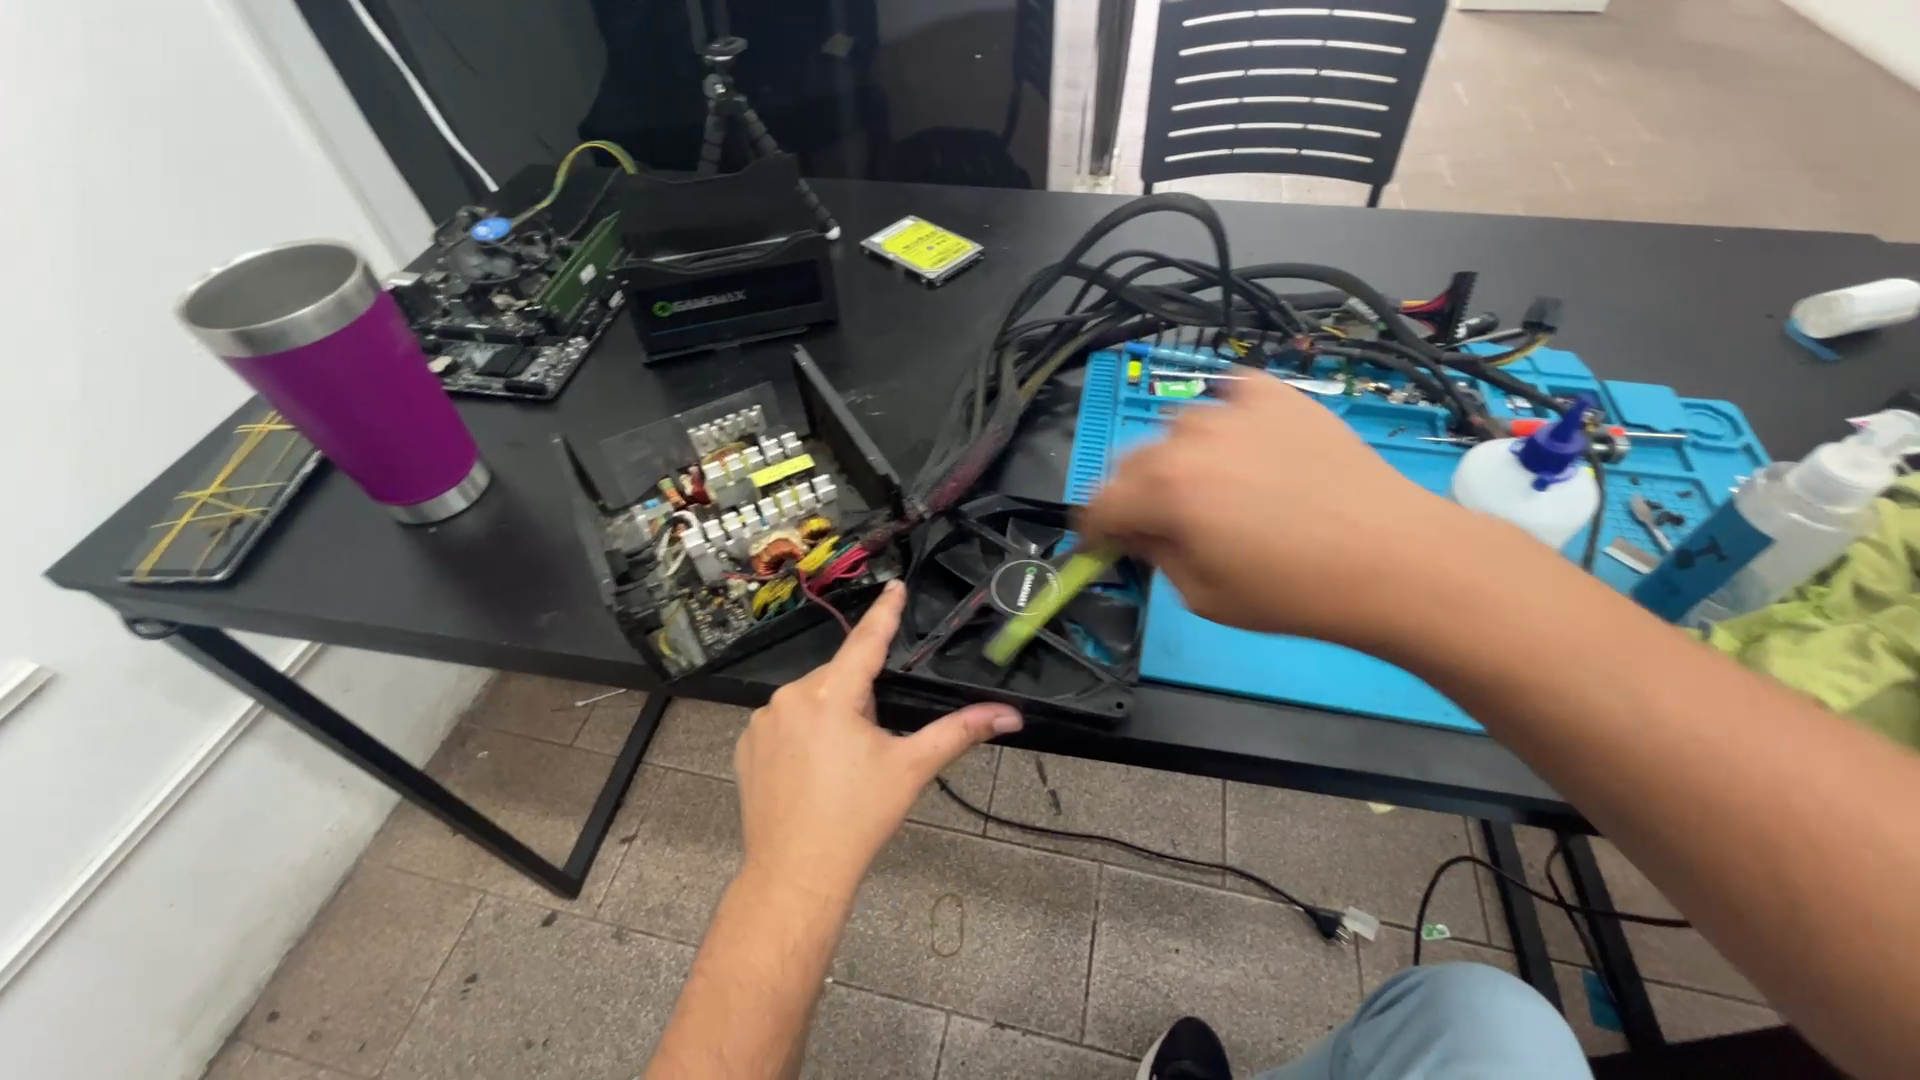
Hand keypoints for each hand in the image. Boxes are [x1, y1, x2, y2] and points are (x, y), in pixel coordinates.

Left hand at [733, 581, 1023, 896]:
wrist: (795, 872)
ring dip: (830, 715)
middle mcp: (791, 697)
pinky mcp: (745, 745)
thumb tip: (1009, 714)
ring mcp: (762, 721)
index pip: (866, 641)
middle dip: (859, 698)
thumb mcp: (912, 768)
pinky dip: (801, 734)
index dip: (885, 612)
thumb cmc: (858, 818)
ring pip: (810, 700)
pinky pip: (782, 723)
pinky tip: (811, 772)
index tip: (895, 585)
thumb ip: (960, 731)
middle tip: (872, 743)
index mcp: (832, 696)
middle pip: (838, 678)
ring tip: (840, 766)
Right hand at [1077, 373, 1477, 645]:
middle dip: (1134, 496)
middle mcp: (1188, 439)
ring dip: (1179, 458)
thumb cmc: (1293, 591)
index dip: (1094, 531)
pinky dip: (1223, 417)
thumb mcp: (1202, 595)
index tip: (1105, 546)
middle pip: (1130, 463)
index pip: (1098, 504)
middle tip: (1163, 525)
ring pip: (1177, 429)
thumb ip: (1154, 554)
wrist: (1392, 558)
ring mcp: (1234, 409)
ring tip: (1218, 487)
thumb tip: (1136, 532)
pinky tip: (1244, 443)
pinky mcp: (1276, 394)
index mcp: (1164, 491)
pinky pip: (1227, 394)